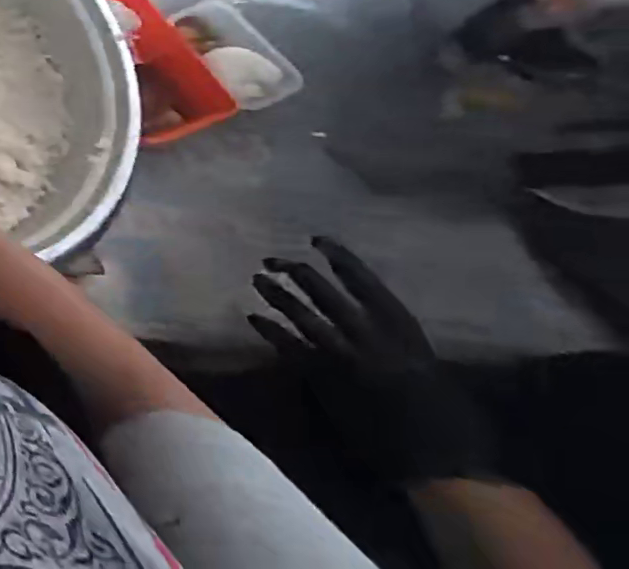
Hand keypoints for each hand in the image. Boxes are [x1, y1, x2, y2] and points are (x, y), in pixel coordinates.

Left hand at [250, 236, 496, 485]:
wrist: (446, 467)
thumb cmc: (454, 425)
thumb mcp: (436, 373)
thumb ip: (405, 347)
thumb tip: (383, 326)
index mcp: (409, 337)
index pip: (370, 287)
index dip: (344, 261)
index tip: (319, 240)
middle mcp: (375, 341)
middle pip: (329, 296)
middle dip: (299, 273)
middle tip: (272, 259)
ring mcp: (347, 359)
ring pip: (304, 316)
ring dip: (278, 296)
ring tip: (257, 279)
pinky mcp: (325, 379)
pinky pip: (289, 347)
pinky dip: (270, 330)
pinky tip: (253, 318)